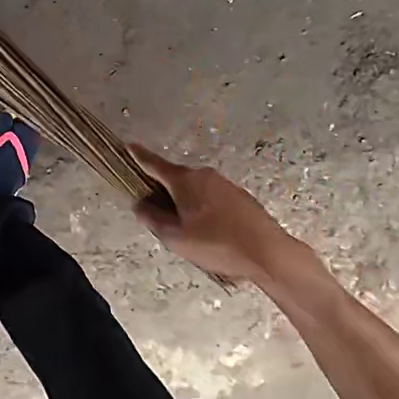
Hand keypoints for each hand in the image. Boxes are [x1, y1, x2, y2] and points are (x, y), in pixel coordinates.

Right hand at [128, 144, 302, 281]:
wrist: (269, 253)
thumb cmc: (217, 244)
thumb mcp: (176, 238)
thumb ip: (153, 219)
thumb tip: (139, 204)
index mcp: (185, 181)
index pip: (155, 164)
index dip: (139, 156)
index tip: (128, 146)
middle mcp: (204, 175)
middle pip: (175, 180)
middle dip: (165, 195)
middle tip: (162, 221)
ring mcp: (225, 185)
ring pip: (195, 191)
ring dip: (186, 206)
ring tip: (191, 236)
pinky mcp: (240, 198)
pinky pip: (212, 199)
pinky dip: (204, 212)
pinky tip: (212, 236)